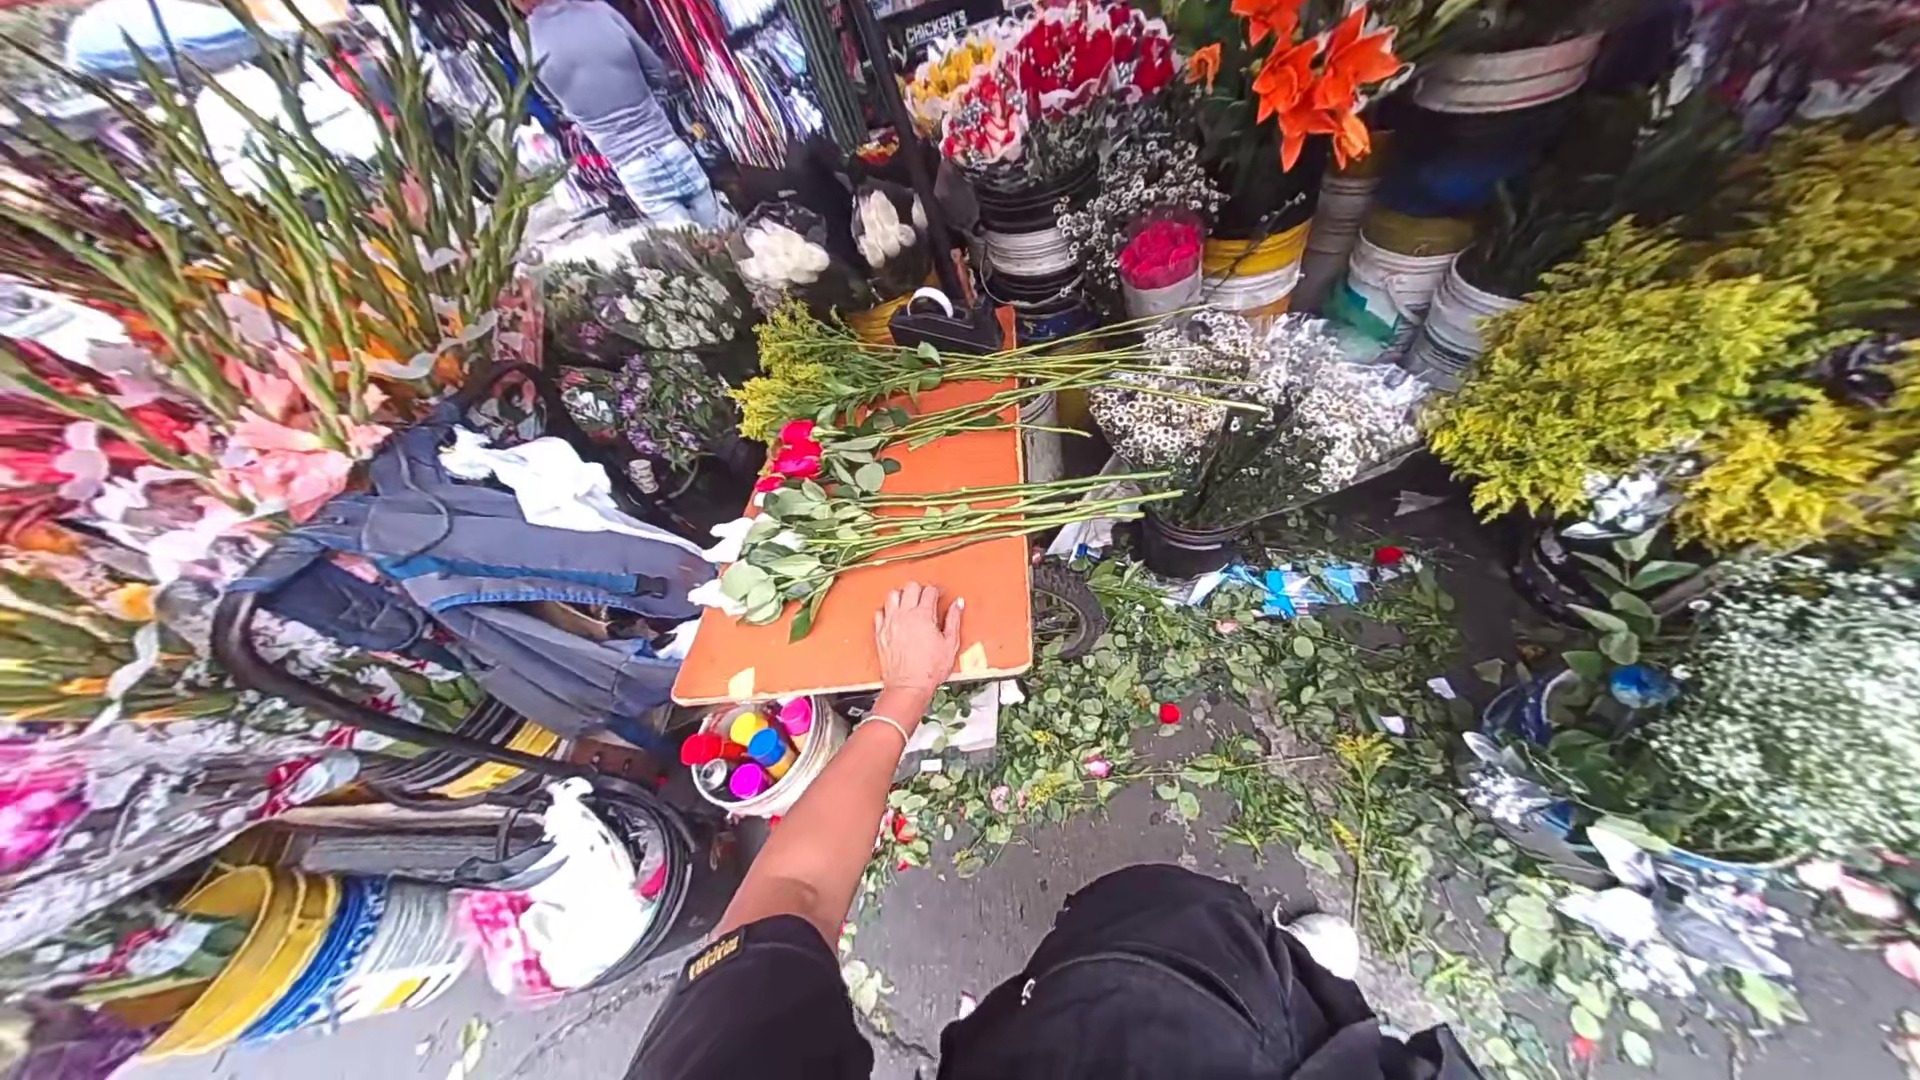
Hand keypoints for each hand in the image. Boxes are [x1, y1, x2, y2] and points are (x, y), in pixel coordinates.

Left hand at [874, 582, 962, 695]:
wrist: (908, 687)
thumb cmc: (929, 669)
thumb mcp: (950, 644)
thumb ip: (954, 620)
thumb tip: (957, 604)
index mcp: (923, 615)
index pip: (929, 591)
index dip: (936, 591)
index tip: (939, 596)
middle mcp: (904, 615)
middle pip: (910, 587)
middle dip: (919, 589)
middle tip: (925, 599)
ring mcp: (890, 622)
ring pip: (892, 595)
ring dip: (901, 596)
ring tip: (909, 604)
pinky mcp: (880, 632)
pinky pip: (880, 612)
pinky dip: (887, 611)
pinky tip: (895, 617)